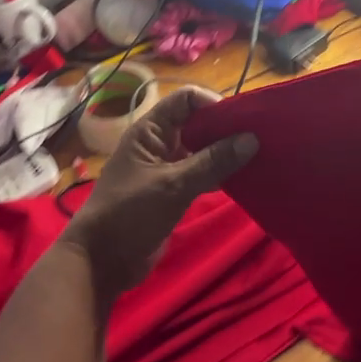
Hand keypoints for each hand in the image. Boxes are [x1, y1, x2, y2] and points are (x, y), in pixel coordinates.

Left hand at [59, 85, 257, 295]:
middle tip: (258, 138)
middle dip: (225, 128)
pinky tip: (242, 180)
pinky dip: (219, 174)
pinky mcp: (173, 191)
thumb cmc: (130, 214)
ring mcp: (166, 168)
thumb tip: (252, 139)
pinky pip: (200, 173)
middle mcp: (159, 143)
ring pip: (201, 150)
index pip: (185, 100)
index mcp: (150, 131)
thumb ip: (212, 162)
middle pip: (197, 123)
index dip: (212, 103)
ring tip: (257, 157)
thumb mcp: (173, 185)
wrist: (102, 261)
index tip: (241, 119)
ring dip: (225, 153)